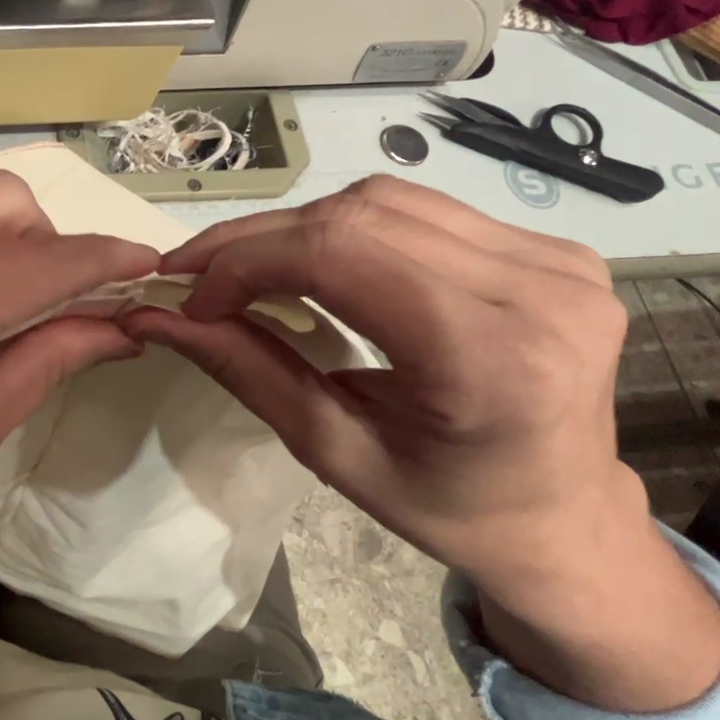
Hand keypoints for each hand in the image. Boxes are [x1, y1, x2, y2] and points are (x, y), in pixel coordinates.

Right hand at [123, 175, 719, 711]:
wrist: (565, 520)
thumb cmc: (448, 508)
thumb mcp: (333, 453)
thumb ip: (245, 370)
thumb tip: (153, 317)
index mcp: (492, 357)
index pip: (339, 254)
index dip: (245, 261)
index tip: (191, 299)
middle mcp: (538, 289)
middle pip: (355, 215)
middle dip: (256, 240)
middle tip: (197, 277)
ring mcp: (556, 260)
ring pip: (381, 199)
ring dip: (296, 229)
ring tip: (248, 270)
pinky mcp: (551, 248)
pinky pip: (416, 209)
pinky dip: (345, 228)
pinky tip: (317, 264)